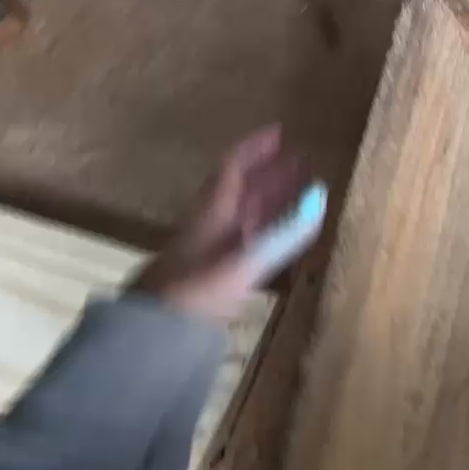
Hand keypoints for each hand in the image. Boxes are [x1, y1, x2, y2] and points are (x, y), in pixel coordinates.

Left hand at [129, 126, 320, 318]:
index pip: (233, 170)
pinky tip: (285, 229)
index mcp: (212, 215)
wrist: (149, 338)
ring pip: (246, 212)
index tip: (278, 132)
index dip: (254, 148)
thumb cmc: (192, 294)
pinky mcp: (218, 272)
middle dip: (271, 171)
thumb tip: (319, 198)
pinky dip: (272, 225)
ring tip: (300, 186)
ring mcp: (214, 248)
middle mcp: (213, 225)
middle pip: (243, 189)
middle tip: (300, 157)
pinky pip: (250, 235)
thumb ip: (283, 234)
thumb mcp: (240, 264)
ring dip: (272, 197)